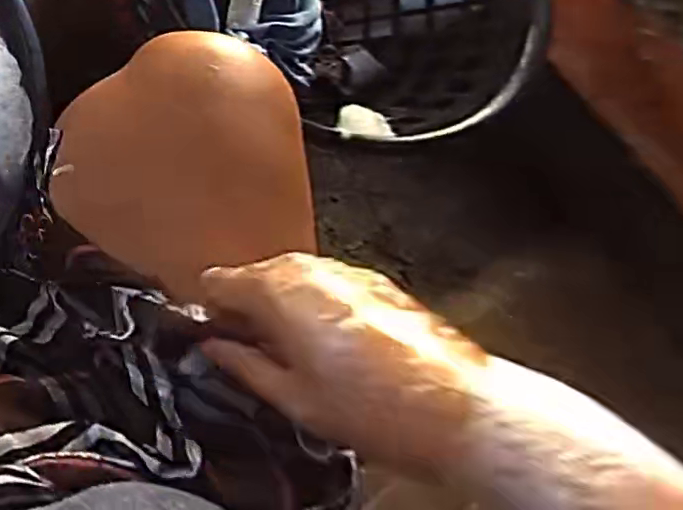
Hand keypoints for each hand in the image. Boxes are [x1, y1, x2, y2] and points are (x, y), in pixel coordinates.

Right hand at [194, 252, 486, 477]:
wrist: (469, 415)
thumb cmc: (388, 410)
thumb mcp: (296, 401)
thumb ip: (242, 365)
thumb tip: (217, 351)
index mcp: (272, 288)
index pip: (214, 280)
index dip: (213, 312)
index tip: (223, 336)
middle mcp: (301, 268)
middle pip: (250, 278)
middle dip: (252, 312)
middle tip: (267, 355)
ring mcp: (338, 270)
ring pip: (288, 282)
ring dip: (286, 310)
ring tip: (311, 358)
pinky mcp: (370, 281)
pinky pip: (323, 287)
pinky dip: (321, 310)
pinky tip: (342, 352)